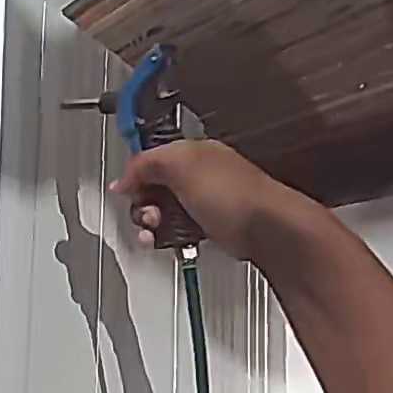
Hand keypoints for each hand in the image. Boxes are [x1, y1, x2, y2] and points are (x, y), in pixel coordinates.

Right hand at [111, 139, 316, 261]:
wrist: (266, 230)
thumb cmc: (236, 195)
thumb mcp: (180, 165)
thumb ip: (146, 163)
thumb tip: (126, 177)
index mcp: (192, 153)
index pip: (150, 158)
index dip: (134, 174)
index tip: (127, 188)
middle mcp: (197, 176)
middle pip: (151, 188)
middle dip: (141, 202)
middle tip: (149, 211)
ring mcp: (201, 203)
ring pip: (161, 212)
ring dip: (150, 223)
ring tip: (155, 228)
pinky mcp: (205, 227)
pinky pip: (174, 230)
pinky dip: (164, 237)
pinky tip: (164, 240)